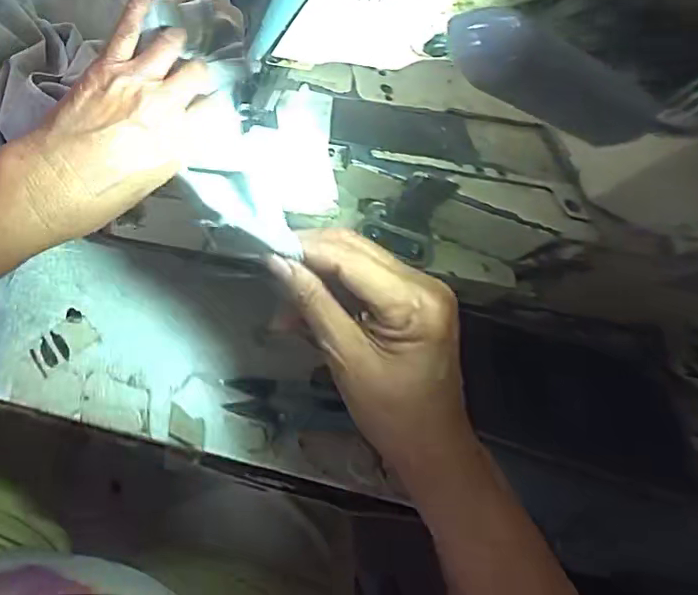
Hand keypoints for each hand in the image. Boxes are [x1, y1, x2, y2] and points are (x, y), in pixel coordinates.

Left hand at [0, 0, 225, 242]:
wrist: (49, 182)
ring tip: (176, 41)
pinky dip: (137, 8)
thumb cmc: (96, 196)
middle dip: (198, 74)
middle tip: (193, 74)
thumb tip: (178, 133)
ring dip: (175, 43)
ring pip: (170, 45)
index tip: (213, 104)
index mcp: (179, 140)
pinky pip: (126, 30)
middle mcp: (164, 104)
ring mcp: (135, 80)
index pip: (215, 110)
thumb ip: (170, 151)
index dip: (215, 105)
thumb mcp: (149, 182)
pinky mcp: (106, 67)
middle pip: (197, 73)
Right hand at [268, 228, 472, 467]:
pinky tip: (305, 300)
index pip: (347, 258)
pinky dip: (330, 283)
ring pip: (353, 255)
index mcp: (415, 300)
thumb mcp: (346, 357)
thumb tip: (276, 262)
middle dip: (307, 255)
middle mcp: (422, 283)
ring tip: (283, 294)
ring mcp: (419, 287)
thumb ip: (312, 302)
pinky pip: (361, 273)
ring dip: (315, 269)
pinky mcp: (410, 296)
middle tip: (269, 267)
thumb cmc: (393, 414)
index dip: (303, 250)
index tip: (264, 251)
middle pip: (351, 247)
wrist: (433, 449)